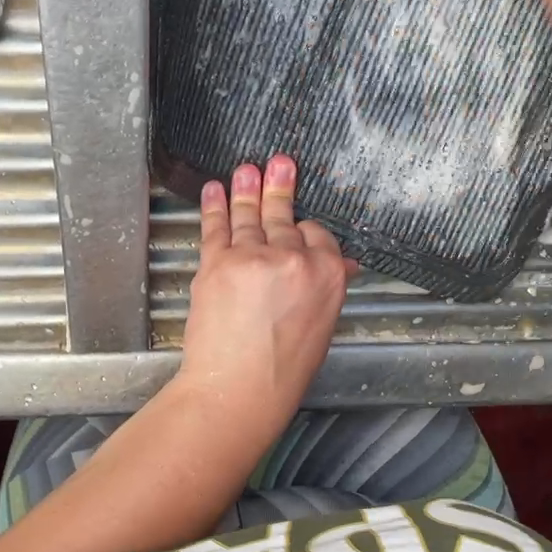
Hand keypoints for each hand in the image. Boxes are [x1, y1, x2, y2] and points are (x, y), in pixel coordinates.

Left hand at [177, 155, 354, 426]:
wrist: (237, 390)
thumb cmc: (282, 372)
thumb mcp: (321, 328)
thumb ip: (325, 289)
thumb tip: (338, 267)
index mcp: (328, 276)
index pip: (319, 236)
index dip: (309, 232)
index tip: (303, 225)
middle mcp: (293, 259)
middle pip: (284, 218)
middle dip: (280, 187)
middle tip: (280, 162)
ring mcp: (253, 257)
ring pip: (250, 216)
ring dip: (248, 189)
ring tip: (249, 169)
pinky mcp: (217, 263)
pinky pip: (216, 227)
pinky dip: (214, 206)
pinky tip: (215, 190)